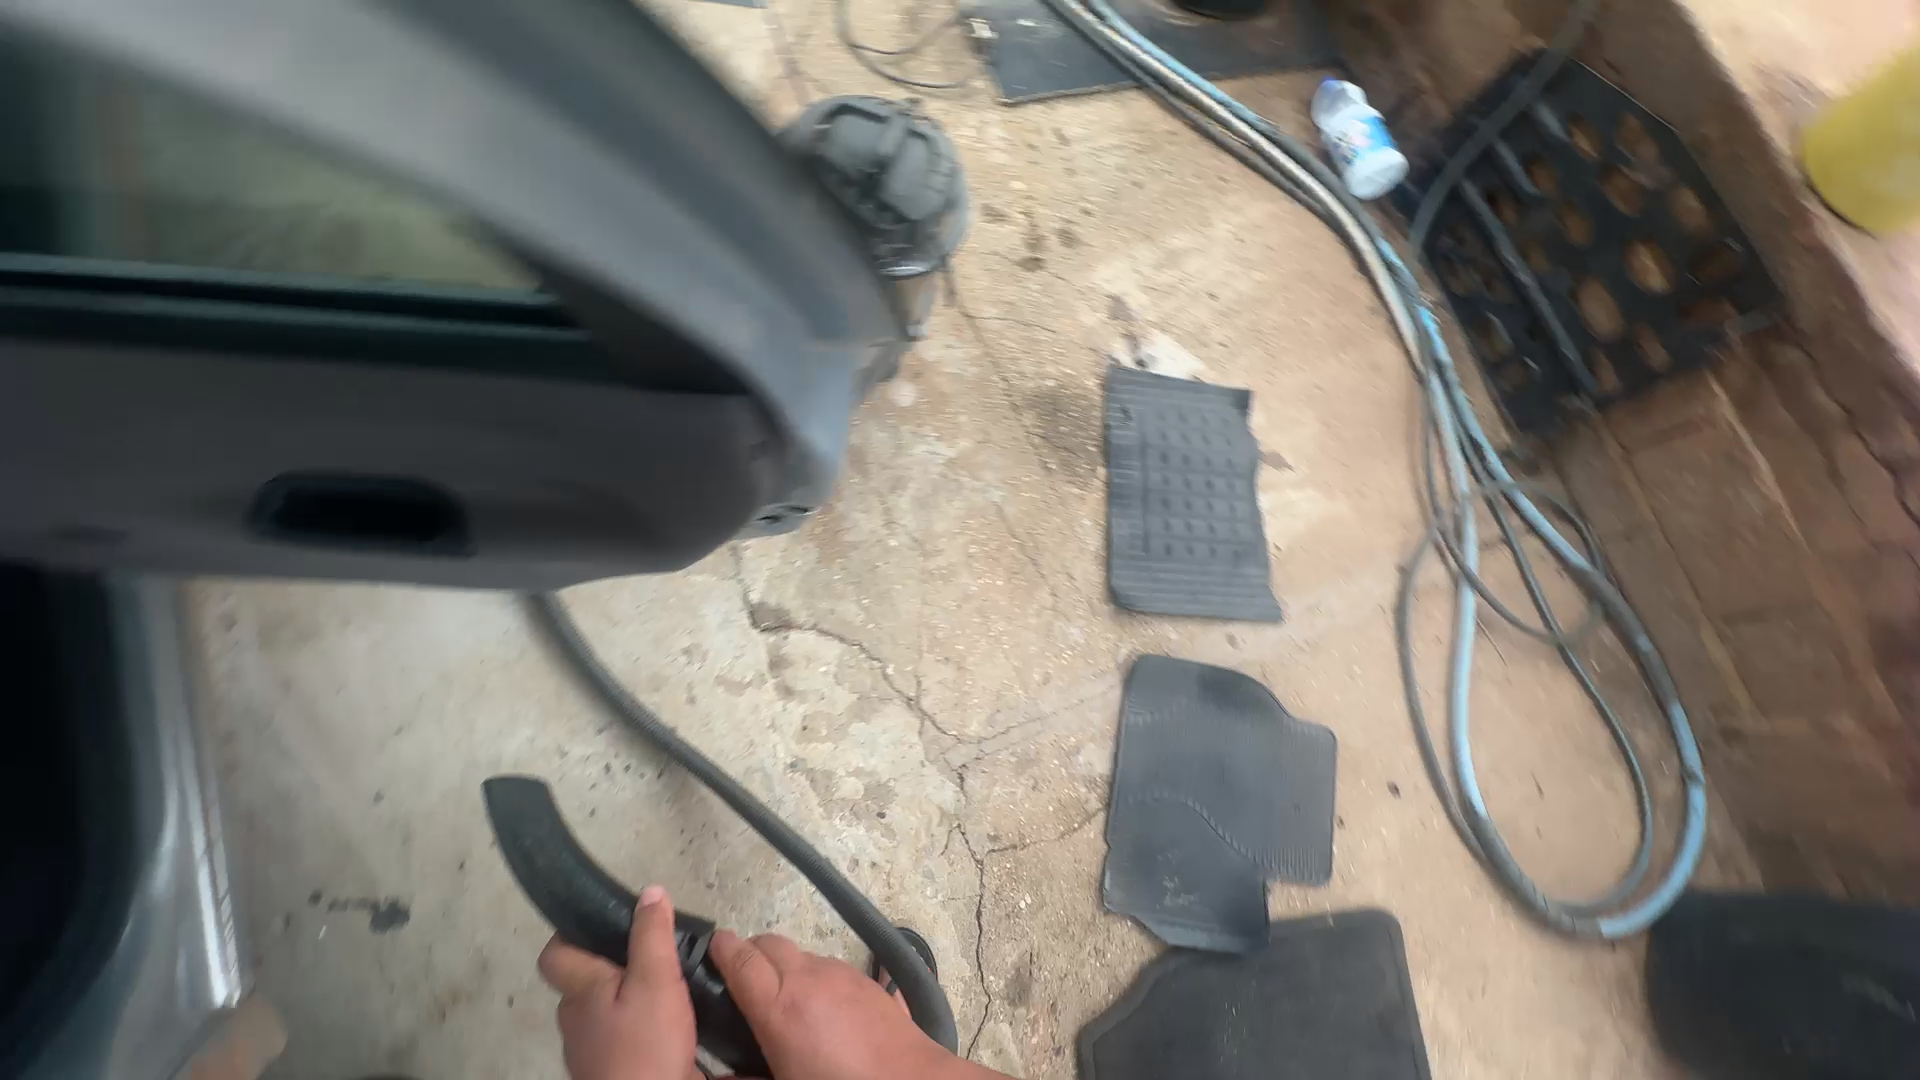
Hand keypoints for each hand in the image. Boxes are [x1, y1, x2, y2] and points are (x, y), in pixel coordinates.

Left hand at [538, 885, 698, 1079]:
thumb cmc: (645, 1047)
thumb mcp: (658, 980)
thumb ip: (652, 935)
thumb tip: (650, 892)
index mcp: (580, 994)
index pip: (555, 955)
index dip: (574, 932)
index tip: (610, 919)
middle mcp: (576, 1022)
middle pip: (586, 980)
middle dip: (617, 961)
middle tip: (657, 948)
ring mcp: (591, 1053)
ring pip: (606, 1008)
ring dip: (632, 993)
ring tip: (672, 981)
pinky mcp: (611, 1072)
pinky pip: (621, 1034)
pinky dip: (640, 1022)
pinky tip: (673, 1021)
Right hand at [710, 930, 954, 1079]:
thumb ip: (746, 1078)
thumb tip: (720, 1077)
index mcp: (780, 1007)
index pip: (742, 960)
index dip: (722, 949)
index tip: (711, 947)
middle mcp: (809, 978)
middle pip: (769, 943)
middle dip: (750, 953)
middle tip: (739, 981)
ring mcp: (841, 973)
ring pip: (800, 954)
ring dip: (784, 967)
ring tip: (782, 1003)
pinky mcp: (866, 978)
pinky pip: (829, 967)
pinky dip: (814, 977)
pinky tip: (820, 1011)